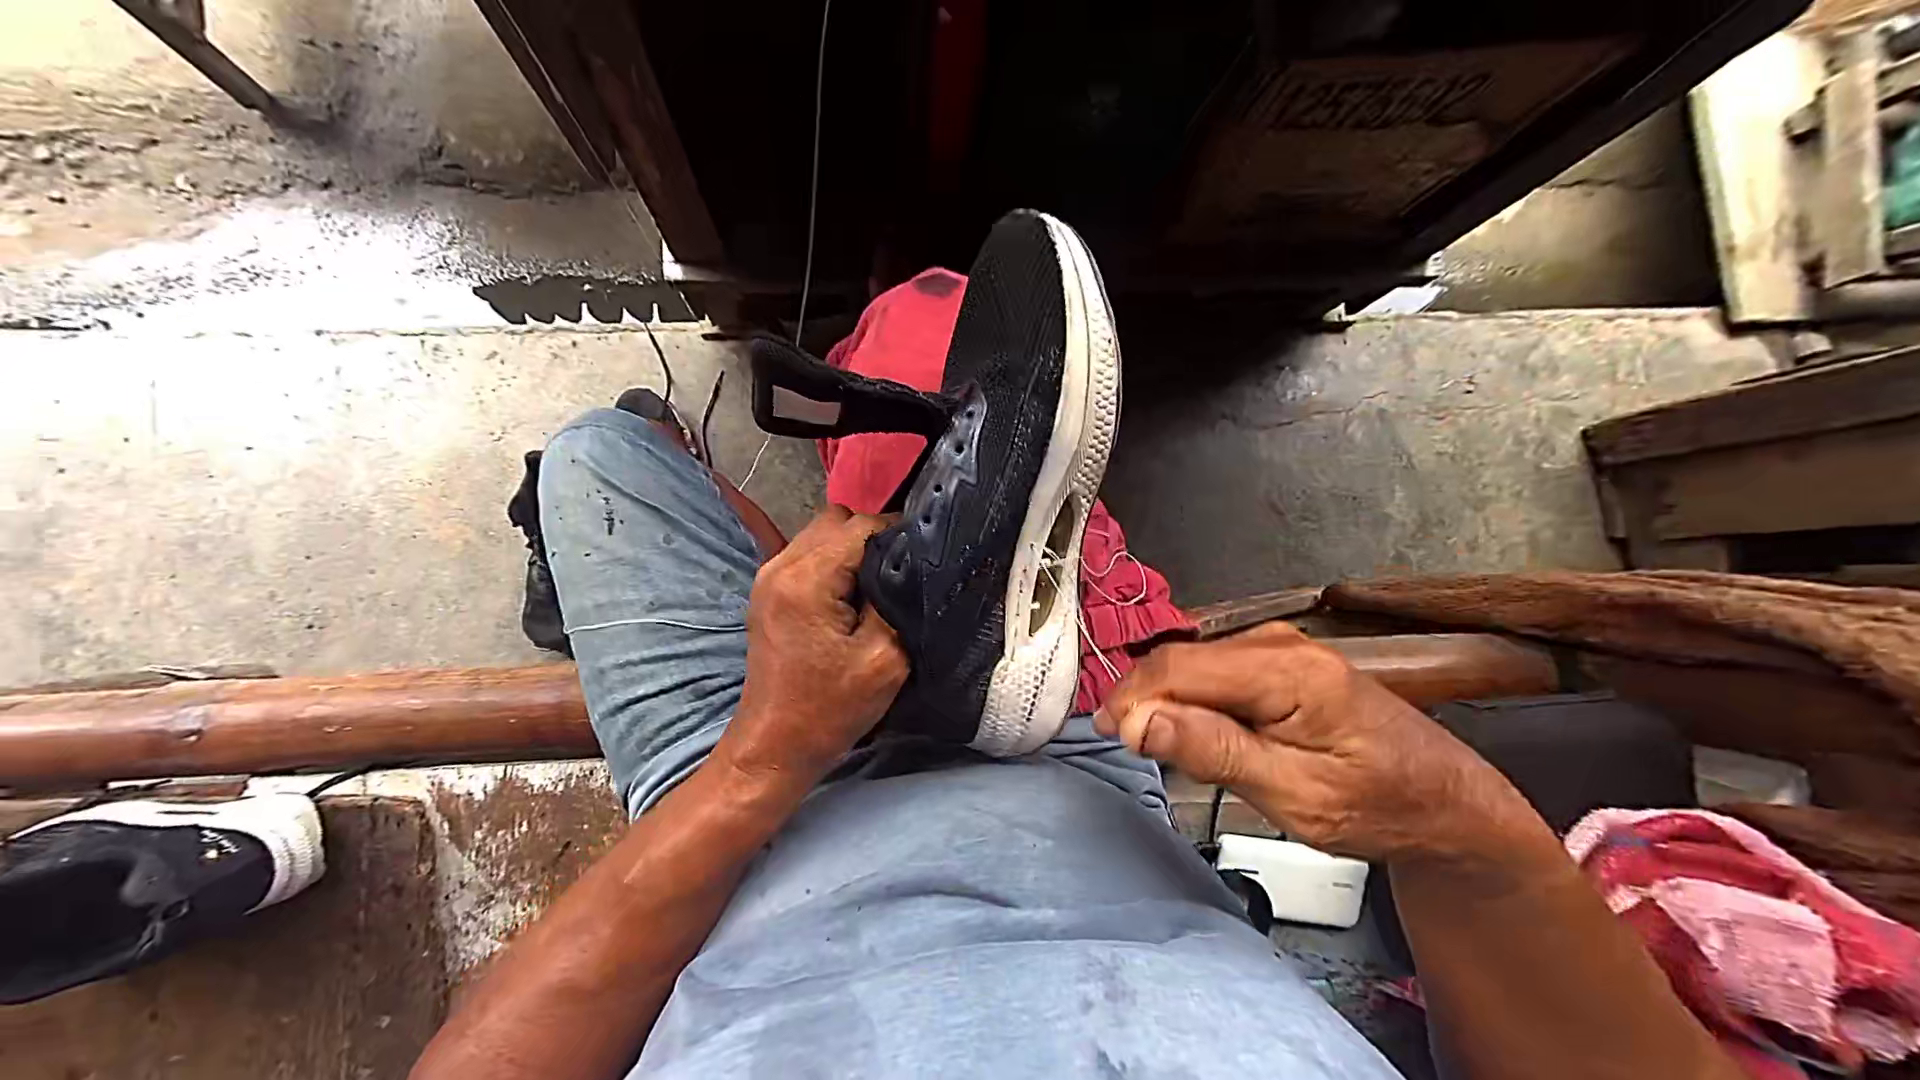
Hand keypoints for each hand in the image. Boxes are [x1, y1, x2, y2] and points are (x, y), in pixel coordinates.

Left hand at [716, 505, 907, 782]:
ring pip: (822, 532)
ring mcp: (769, 576)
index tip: (923, 556)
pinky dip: (834, 562)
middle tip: (899, 572)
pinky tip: (852, 594)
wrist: (775, 745)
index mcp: (807, 579)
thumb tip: (906, 563)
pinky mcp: (769, 591)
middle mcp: (780, 566)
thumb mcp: (885, 658)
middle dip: (874, 537)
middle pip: (838, 519)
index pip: (862, 525)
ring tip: (877, 585)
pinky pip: (809, 553)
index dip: (898, 533)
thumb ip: (897, 598)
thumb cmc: (829, 709)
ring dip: (852, 549)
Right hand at [1095, 623, 1547, 865]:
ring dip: (1161, 699)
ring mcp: (1275, 645)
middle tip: (1127, 745)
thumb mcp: (1295, 795)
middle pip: (1180, 659)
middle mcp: (1277, 641)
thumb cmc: (1379, 805)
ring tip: (1151, 741)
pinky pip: (1209, 670)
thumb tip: (1141, 721)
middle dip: (1142, 698)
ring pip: (1190, 662)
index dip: (1133, 698)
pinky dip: (1185, 697)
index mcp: (1288, 669)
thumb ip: (1214, 750)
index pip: (1179, 667)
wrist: (1441, 799)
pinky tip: (1184, 728)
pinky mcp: (1273, 658)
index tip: (1112, 736)